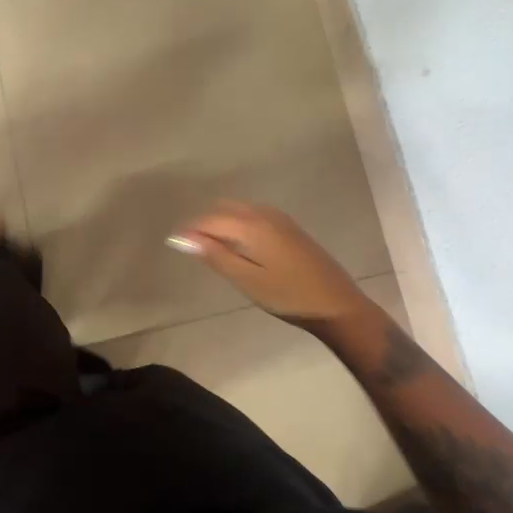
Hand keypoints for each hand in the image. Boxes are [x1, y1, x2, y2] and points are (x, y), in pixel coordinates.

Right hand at [169, 200, 375, 325]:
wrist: (337, 305)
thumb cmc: (288, 296)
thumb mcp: (247, 280)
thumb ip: (215, 256)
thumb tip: (183, 237)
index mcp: (251, 225)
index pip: (210, 219)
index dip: (190, 230)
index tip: (176, 245)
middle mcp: (264, 214)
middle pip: (224, 208)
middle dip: (205, 222)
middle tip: (193, 248)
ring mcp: (280, 219)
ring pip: (240, 209)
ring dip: (222, 221)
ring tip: (213, 248)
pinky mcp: (290, 227)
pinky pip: (254, 214)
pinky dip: (239, 222)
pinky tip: (241, 245)